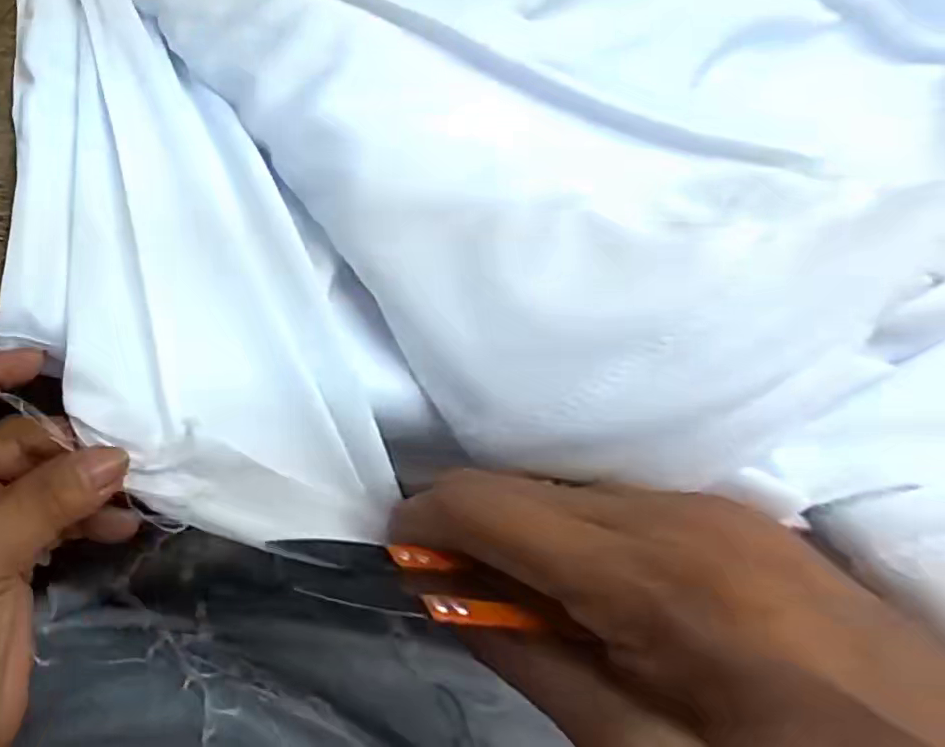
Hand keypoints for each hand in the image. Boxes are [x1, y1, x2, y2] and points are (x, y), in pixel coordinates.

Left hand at [0, 349, 137, 746]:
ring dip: (83, 482)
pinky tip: (123, 526)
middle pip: (15, 442)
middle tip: (114, 452)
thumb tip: (114, 457)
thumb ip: (50, 498)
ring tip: (128, 486)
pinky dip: (89, 519)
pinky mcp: (20, 552)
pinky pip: (59, 517)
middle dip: (62, 446)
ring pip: (43, 480)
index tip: (41, 360)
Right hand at [393, 470, 944, 746]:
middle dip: (462, 528)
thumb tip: (434, 594)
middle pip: (507, 484)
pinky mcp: (742, 515)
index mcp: (657, 577)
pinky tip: (599, 588)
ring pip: (552, 486)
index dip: (418, 527)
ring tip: (536, 597)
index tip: (401, 565)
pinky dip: (570, 530)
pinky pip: (611, 498)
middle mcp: (678, 515)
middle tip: (460, 591)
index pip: (478, 503)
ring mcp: (717, 507)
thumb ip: (525, 659)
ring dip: (517, 530)